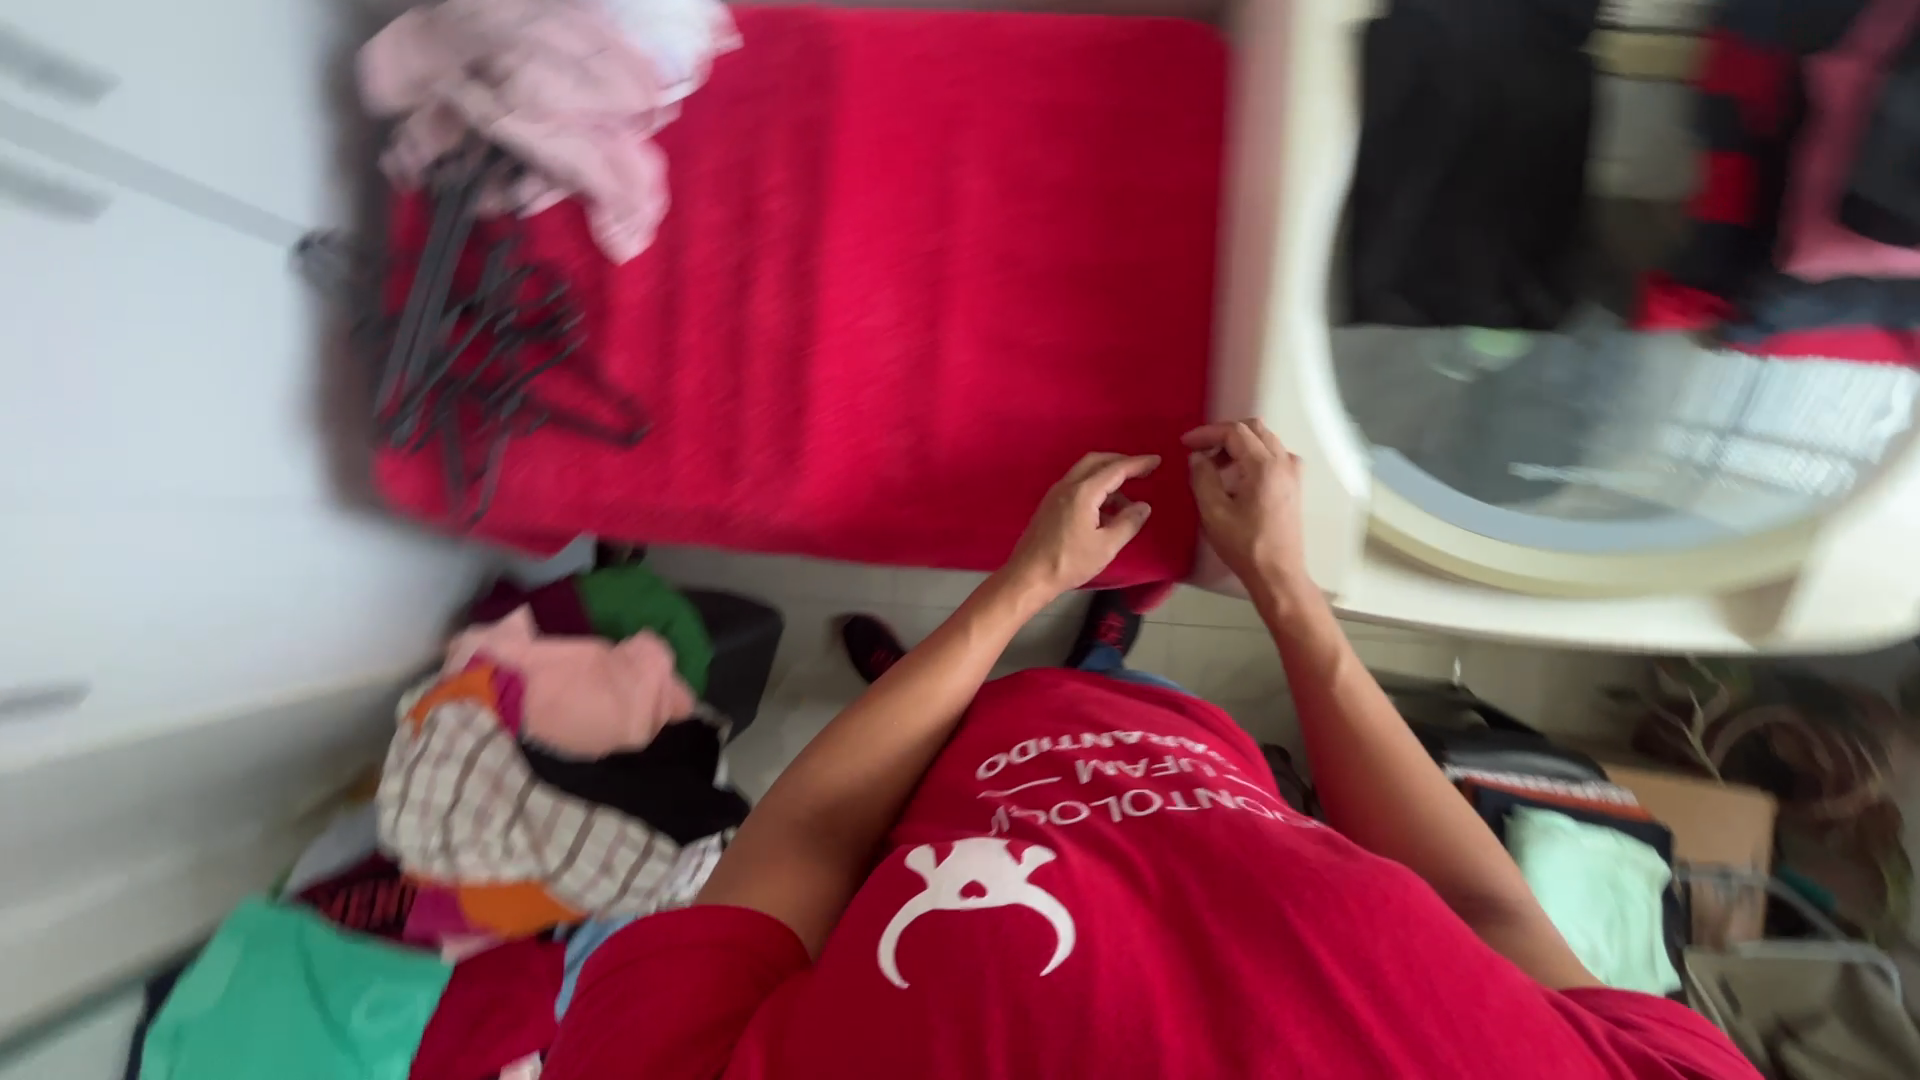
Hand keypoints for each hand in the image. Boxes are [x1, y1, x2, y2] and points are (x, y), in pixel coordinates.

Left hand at [1000, 453, 1158, 600]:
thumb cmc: (1068, 562)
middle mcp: (1067, 486)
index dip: (1138, 464)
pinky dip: (1094, 488)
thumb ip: (1128, 523)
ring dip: (1106, 478)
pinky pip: (1076, 486)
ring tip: (1126, 502)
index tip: (1156, 461)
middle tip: (1141, 471)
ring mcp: (1055, 494)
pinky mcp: (1049, 505)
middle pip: (1096, 461)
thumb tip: (1143, 506)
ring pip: (1084, 473)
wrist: (1028, 576)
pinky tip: (1104, 511)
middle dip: (1120, 462)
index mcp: (1083, 492)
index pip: (1115, 470)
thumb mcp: (1106, 546)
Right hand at [1184, 419, 1306, 593]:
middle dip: (1223, 434)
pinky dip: (1251, 454)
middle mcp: (1284, 462)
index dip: (1207, 433)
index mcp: (1265, 466)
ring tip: (1214, 464)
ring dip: (1237, 444)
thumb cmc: (1244, 545)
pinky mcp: (1293, 484)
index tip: (1186, 443)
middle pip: (1253, 428)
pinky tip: (1236, 475)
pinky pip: (1272, 454)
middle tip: (1200, 450)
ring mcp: (1293, 472)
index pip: (1235, 432)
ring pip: (1264, 440)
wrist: (1277, 573)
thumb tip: (1198, 457)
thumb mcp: (1213, 512)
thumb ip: (1203, 478)